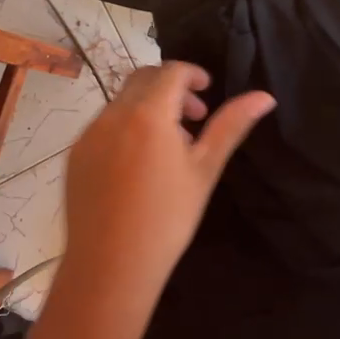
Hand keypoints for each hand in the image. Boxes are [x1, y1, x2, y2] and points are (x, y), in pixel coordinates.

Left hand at [62, 63, 273, 290]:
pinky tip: (139, 167)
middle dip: (170, 88)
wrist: (111, 266)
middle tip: (193, 118)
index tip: (207, 91)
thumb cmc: (168, 218)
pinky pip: (103, 126)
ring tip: (168, 147)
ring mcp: (89, 135)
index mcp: (148, 114)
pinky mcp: (74, 156)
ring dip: (148, 108)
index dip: (192, 74)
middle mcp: (113, 115)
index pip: (171, 71)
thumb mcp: (205, 169)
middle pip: (142, 79)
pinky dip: (126, 128)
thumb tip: (265, 97)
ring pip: (122, 102)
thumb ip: (231, 126)